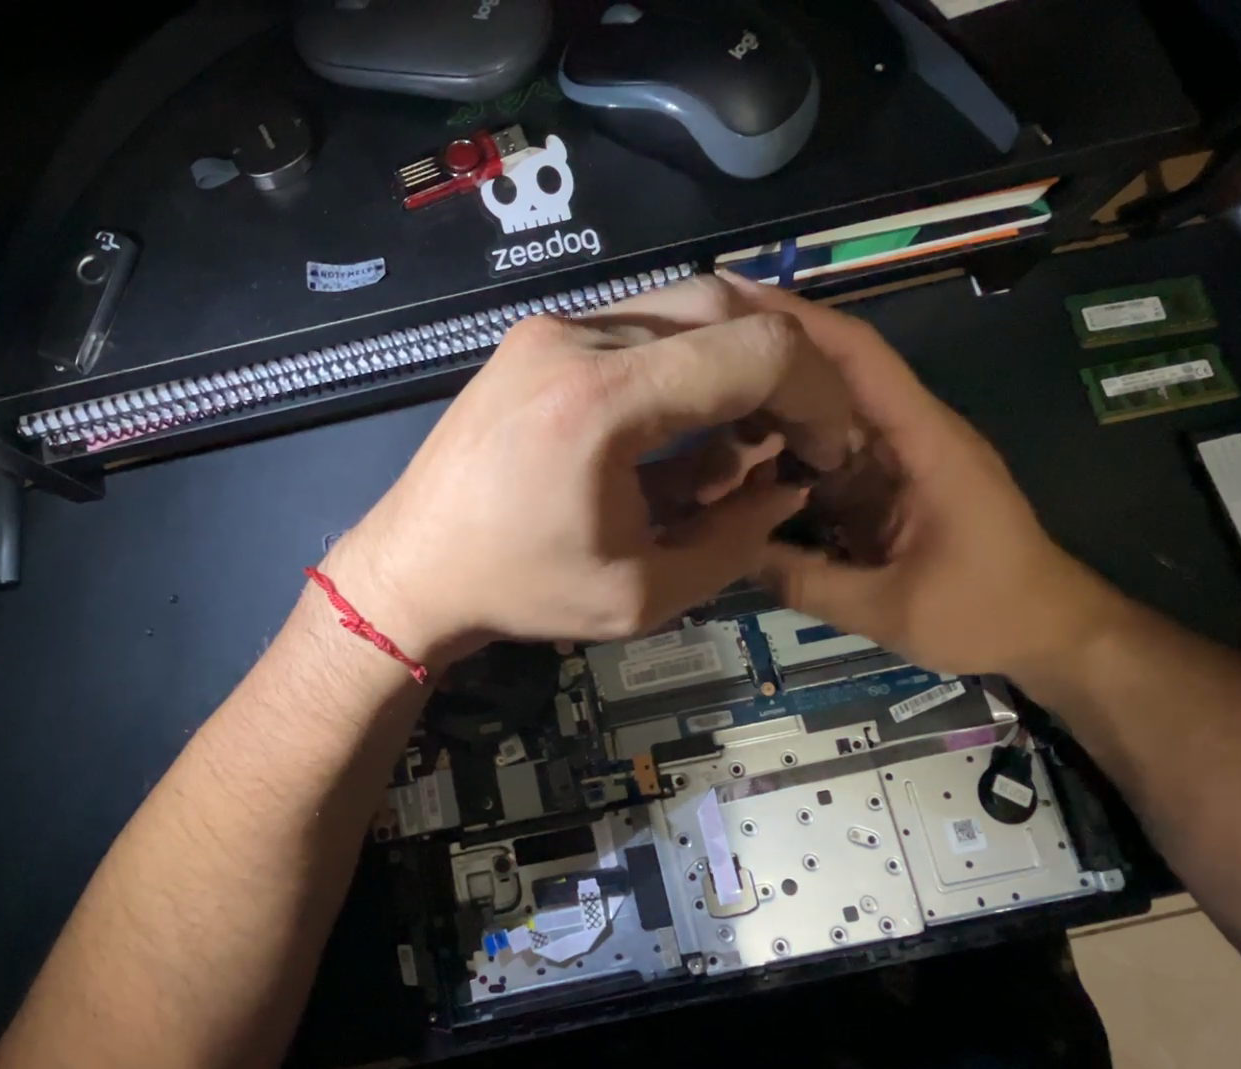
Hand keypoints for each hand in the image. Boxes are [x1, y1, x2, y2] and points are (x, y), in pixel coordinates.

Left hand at [323, 275, 851, 663]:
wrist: (413, 568)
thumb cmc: (519, 591)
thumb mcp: (643, 592)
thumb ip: (737, 535)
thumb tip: (789, 482)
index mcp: (602, 399)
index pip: (756, 351)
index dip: (818, 395)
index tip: (827, 448)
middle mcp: (575, 338)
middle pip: (725, 305)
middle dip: (784, 368)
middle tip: (797, 432)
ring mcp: (548, 330)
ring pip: (681, 308)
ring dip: (732, 360)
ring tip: (743, 433)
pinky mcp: (534, 340)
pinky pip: (634, 327)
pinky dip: (681, 361)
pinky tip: (684, 421)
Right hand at [721, 275, 1129, 678]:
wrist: (1054, 636)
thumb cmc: (987, 615)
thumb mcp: (889, 609)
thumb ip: (803, 580)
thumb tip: (723, 553)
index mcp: (923, 443)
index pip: (858, 358)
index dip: (799, 320)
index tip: (733, 293)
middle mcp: (906, 435)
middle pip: (831, 373)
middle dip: (766, 353)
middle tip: (691, 346)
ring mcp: (893, 458)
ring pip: (821, 412)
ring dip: (765, 401)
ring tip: (695, 395)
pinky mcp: (882, 484)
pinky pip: (821, 454)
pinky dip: (778, 449)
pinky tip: (729, 455)